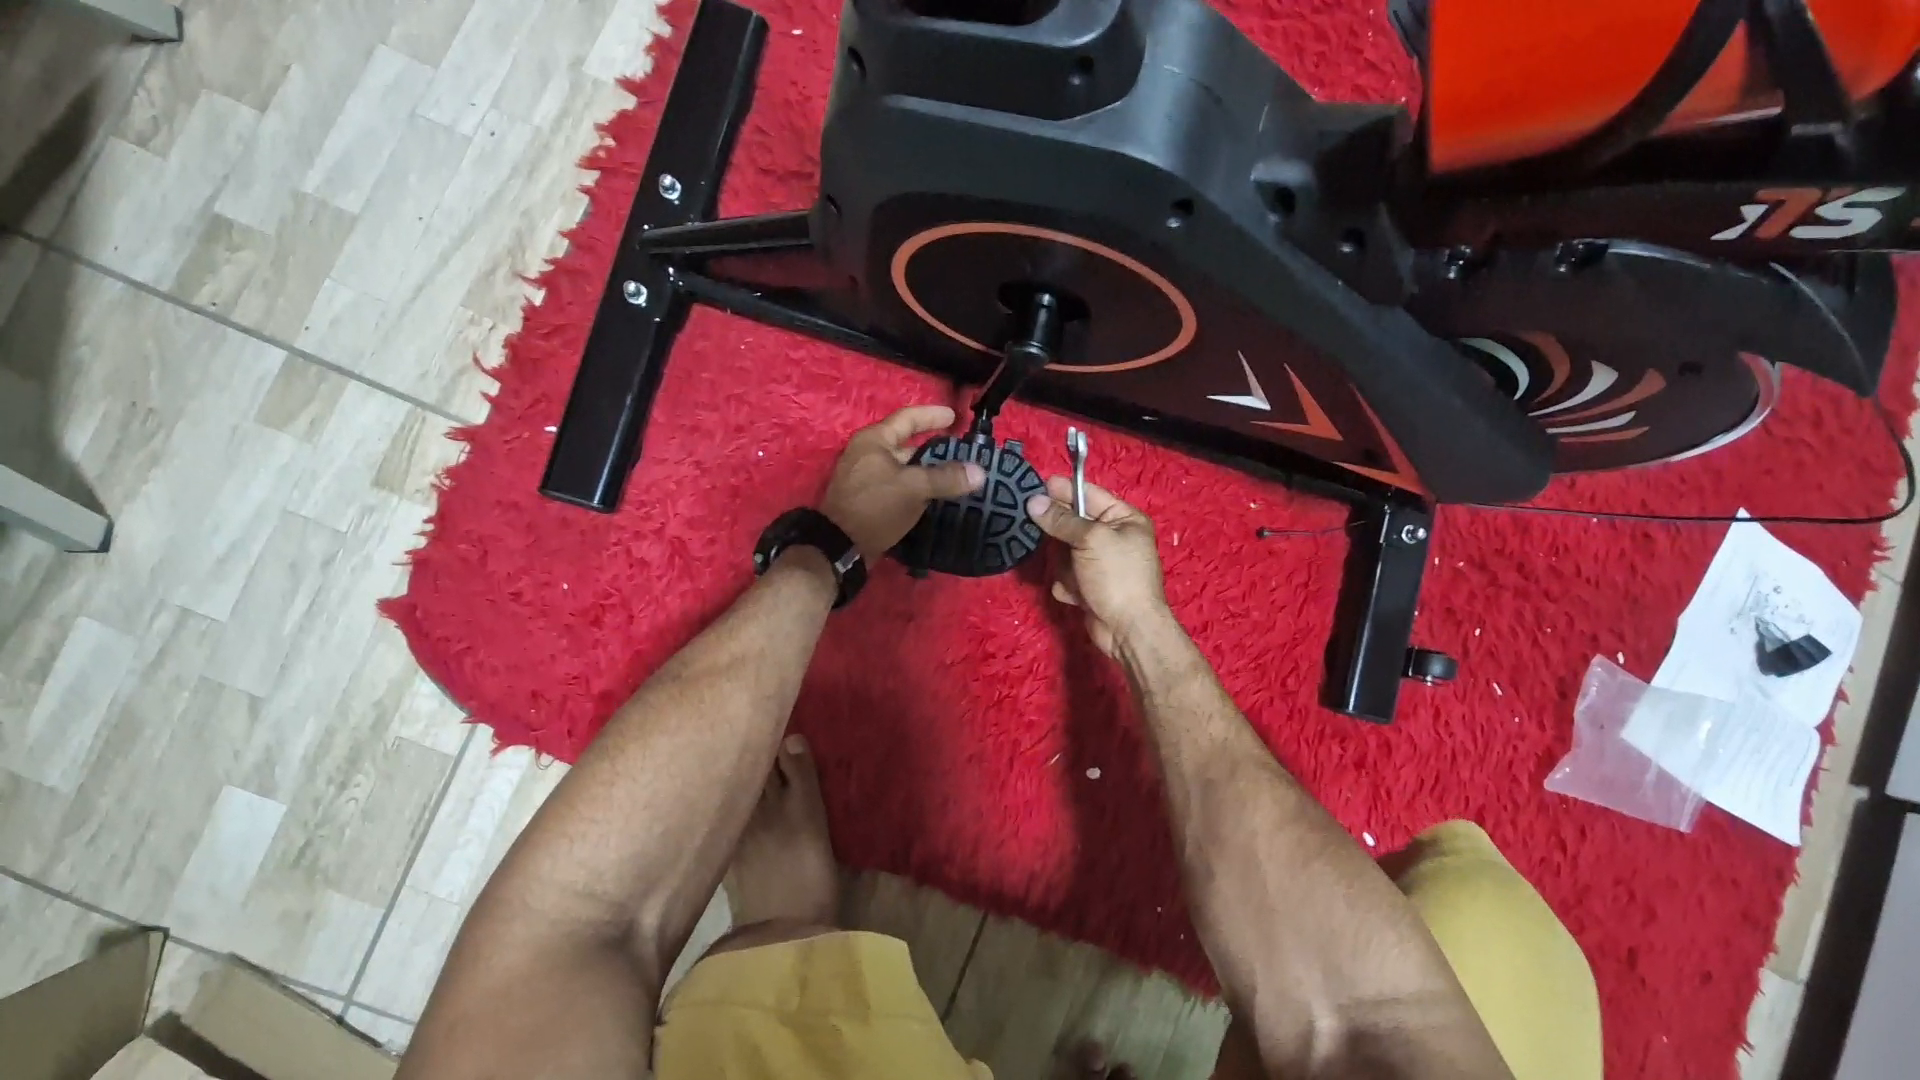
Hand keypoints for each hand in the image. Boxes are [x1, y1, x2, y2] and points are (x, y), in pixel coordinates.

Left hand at [820, 405, 985, 556]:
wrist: (840, 546)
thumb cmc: (875, 506)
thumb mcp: (913, 488)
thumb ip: (946, 478)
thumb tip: (980, 472)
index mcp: (874, 440)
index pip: (908, 417)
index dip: (933, 415)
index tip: (955, 417)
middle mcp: (867, 453)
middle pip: (905, 443)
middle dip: (933, 446)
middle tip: (960, 450)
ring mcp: (865, 476)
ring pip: (902, 466)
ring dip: (926, 469)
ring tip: (953, 474)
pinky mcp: (867, 498)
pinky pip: (897, 484)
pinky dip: (916, 486)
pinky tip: (933, 495)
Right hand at [1026, 475, 1171, 656]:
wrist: (1128, 630)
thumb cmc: (1116, 577)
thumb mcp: (1090, 540)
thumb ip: (1061, 520)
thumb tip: (1033, 501)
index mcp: (1124, 519)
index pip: (1088, 494)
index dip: (1063, 490)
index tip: (1034, 486)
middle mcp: (1113, 537)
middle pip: (1072, 523)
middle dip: (1059, 533)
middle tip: (1039, 529)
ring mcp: (1100, 562)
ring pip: (1064, 550)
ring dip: (1063, 564)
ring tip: (1072, 575)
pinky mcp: (1089, 584)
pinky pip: (1066, 574)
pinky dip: (1067, 584)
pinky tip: (1076, 595)